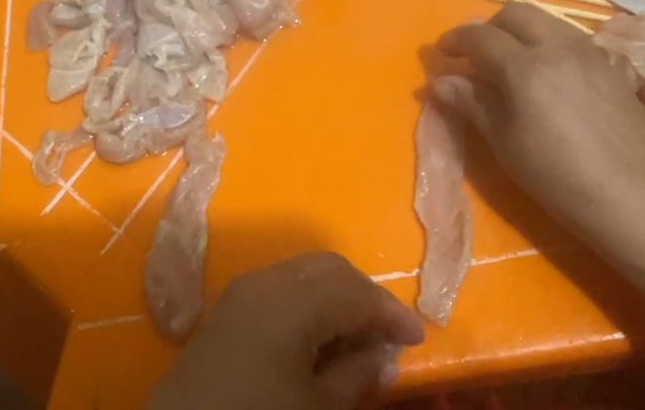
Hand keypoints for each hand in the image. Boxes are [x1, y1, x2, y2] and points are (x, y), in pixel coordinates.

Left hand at [146, 252, 425, 409]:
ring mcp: (241, 291)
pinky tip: (318, 339)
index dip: (391, 312)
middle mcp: (266, 281)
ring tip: (357, 339)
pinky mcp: (226, 309)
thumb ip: (356, 376)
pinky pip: (278, 288)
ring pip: (302, 273)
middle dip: (363, 295)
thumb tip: (383, 354)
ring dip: (335, 296)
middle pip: (328, 268)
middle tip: (388, 335)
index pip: (356, 291)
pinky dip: (307, 302)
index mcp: (293, 300)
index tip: (419, 339)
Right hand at [429, 3, 644, 259]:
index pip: (480, 36)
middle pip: (515, 14)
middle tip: (474, 55)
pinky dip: (547, 45)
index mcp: (525, 65)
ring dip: (520, 32)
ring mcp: (592, 55)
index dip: (455, 41)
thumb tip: (441, 81)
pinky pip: (571, 40)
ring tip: (509, 65)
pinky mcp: (614, 70)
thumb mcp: (508, 146)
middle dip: (488, 27)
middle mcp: (558, 47)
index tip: (441, 56)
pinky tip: (548, 79)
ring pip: (546, 22)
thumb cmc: (563, 180)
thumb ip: (473, 105)